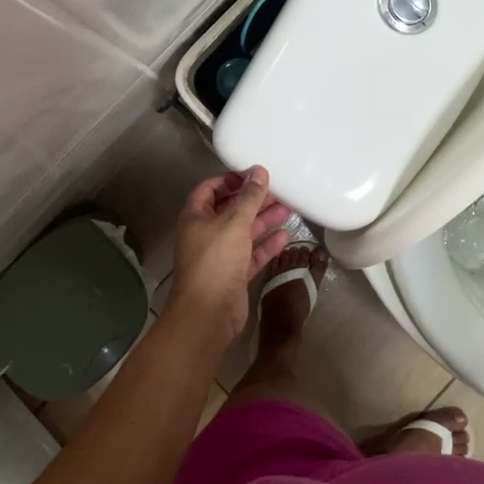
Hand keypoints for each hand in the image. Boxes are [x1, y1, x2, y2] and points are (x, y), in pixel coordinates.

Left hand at [166, 167, 293, 346]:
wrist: (208, 313)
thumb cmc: (216, 261)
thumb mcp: (234, 223)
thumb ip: (249, 198)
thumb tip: (259, 171)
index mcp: (196, 216)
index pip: (209, 189)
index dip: (230, 180)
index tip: (253, 175)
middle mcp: (205, 233)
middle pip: (230, 210)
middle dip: (252, 200)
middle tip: (278, 191)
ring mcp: (220, 255)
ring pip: (243, 232)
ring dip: (263, 220)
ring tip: (288, 208)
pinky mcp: (234, 274)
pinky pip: (251, 254)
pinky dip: (266, 245)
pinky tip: (285, 236)